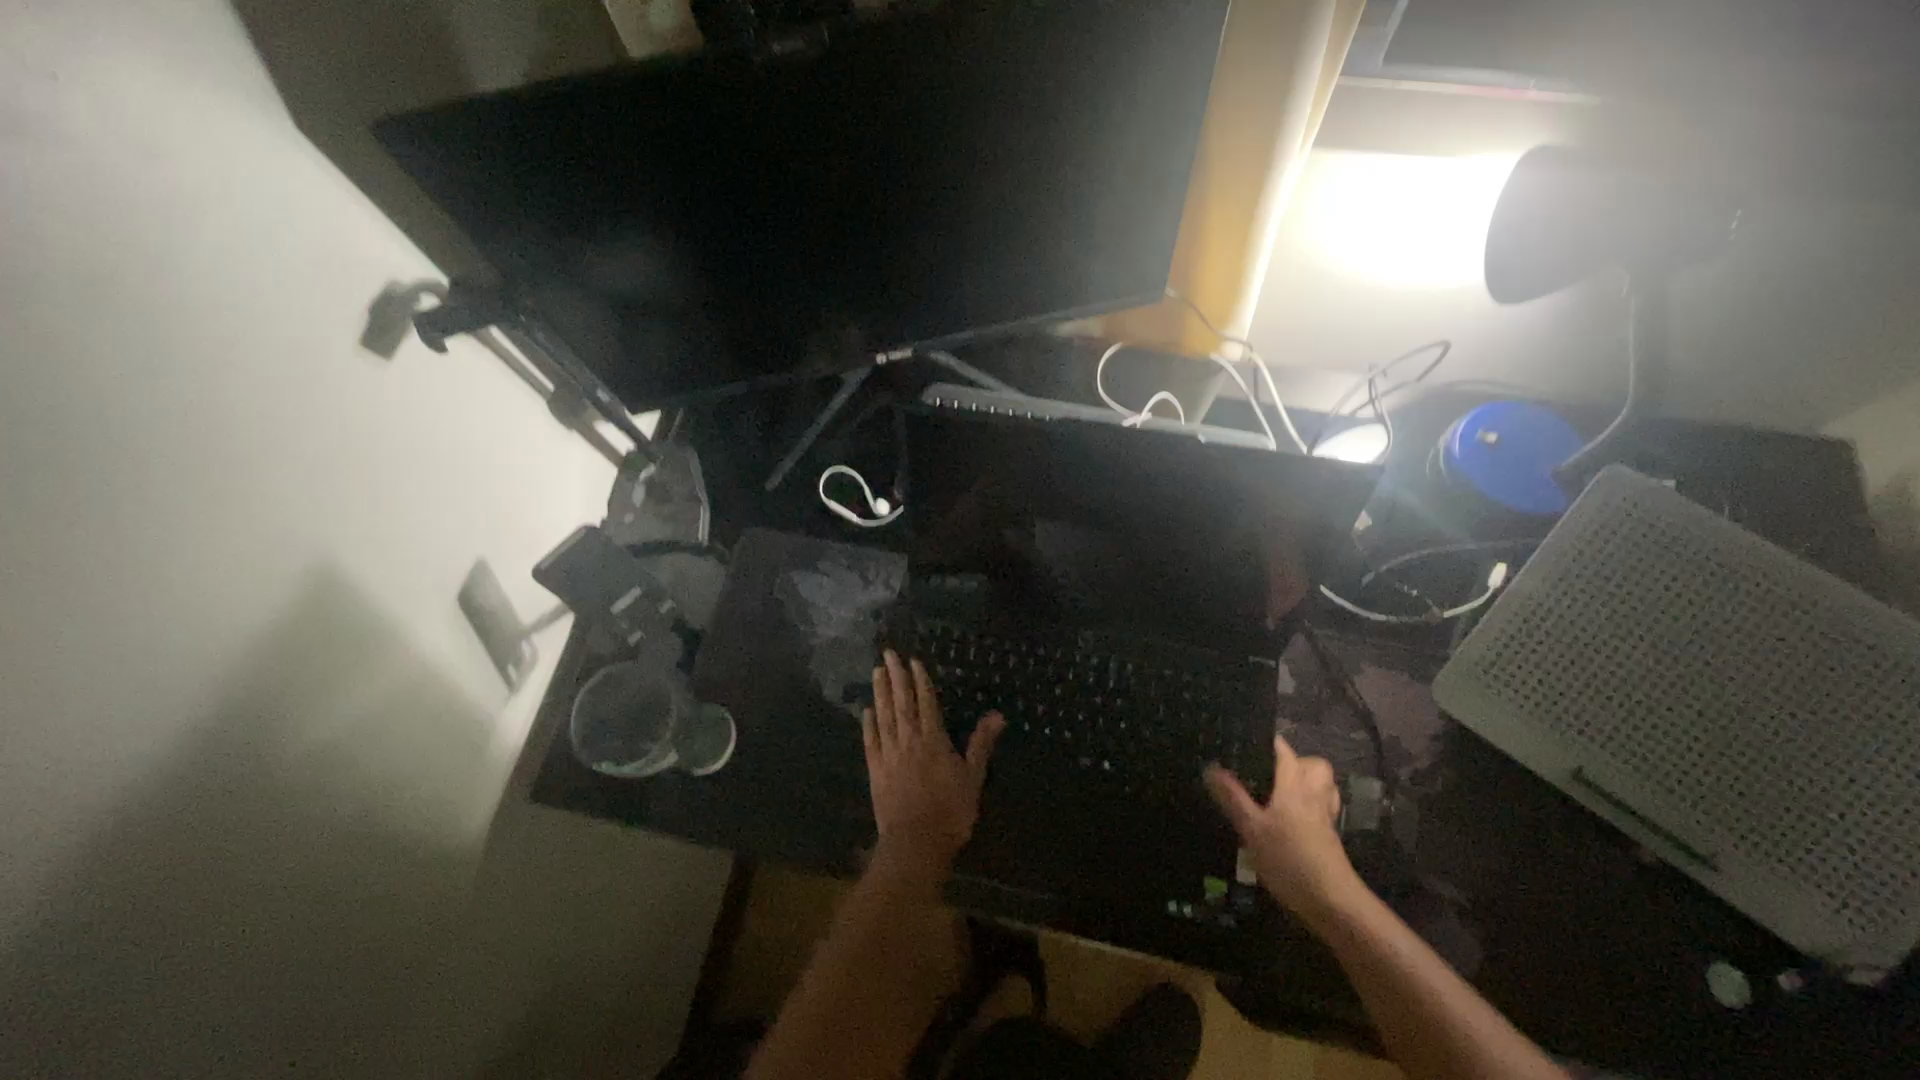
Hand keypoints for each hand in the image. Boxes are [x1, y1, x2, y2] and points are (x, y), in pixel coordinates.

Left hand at [862, 650, 1005, 880]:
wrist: (915, 843)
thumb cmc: (950, 812)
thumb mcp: (973, 777)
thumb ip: (981, 744)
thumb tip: (997, 715)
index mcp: (934, 740)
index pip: (927, 703)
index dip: (920, 680)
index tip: (913, 660)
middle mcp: (909, 741)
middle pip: (901, 703)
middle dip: (895, 677)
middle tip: (887, 654)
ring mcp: (889, 755)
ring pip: (884, 717)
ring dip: (880, 693)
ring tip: (876, 672)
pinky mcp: (875, 772)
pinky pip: (871, 742)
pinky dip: (868, 725)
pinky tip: (866, 711)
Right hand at [1205, 735, 1364, 927]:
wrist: (1332, 902)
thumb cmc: (1289, 860)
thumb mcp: (1252, 830)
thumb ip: (1232, 798)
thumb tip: (1210, 767)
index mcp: (1294, 787)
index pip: (1284, 751)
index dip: (1267, 741)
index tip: (1245, 740)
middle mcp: (1314, 795)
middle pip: (1314, 764)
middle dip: (1294, 762)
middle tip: (1267, 773)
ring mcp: (1325, 817)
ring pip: (1322, 785)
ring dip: (1306, 782)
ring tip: (1278, 793)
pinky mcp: (1329, 836)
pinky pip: (1322, 807)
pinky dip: (1310, 806)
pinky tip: (1290, 821)